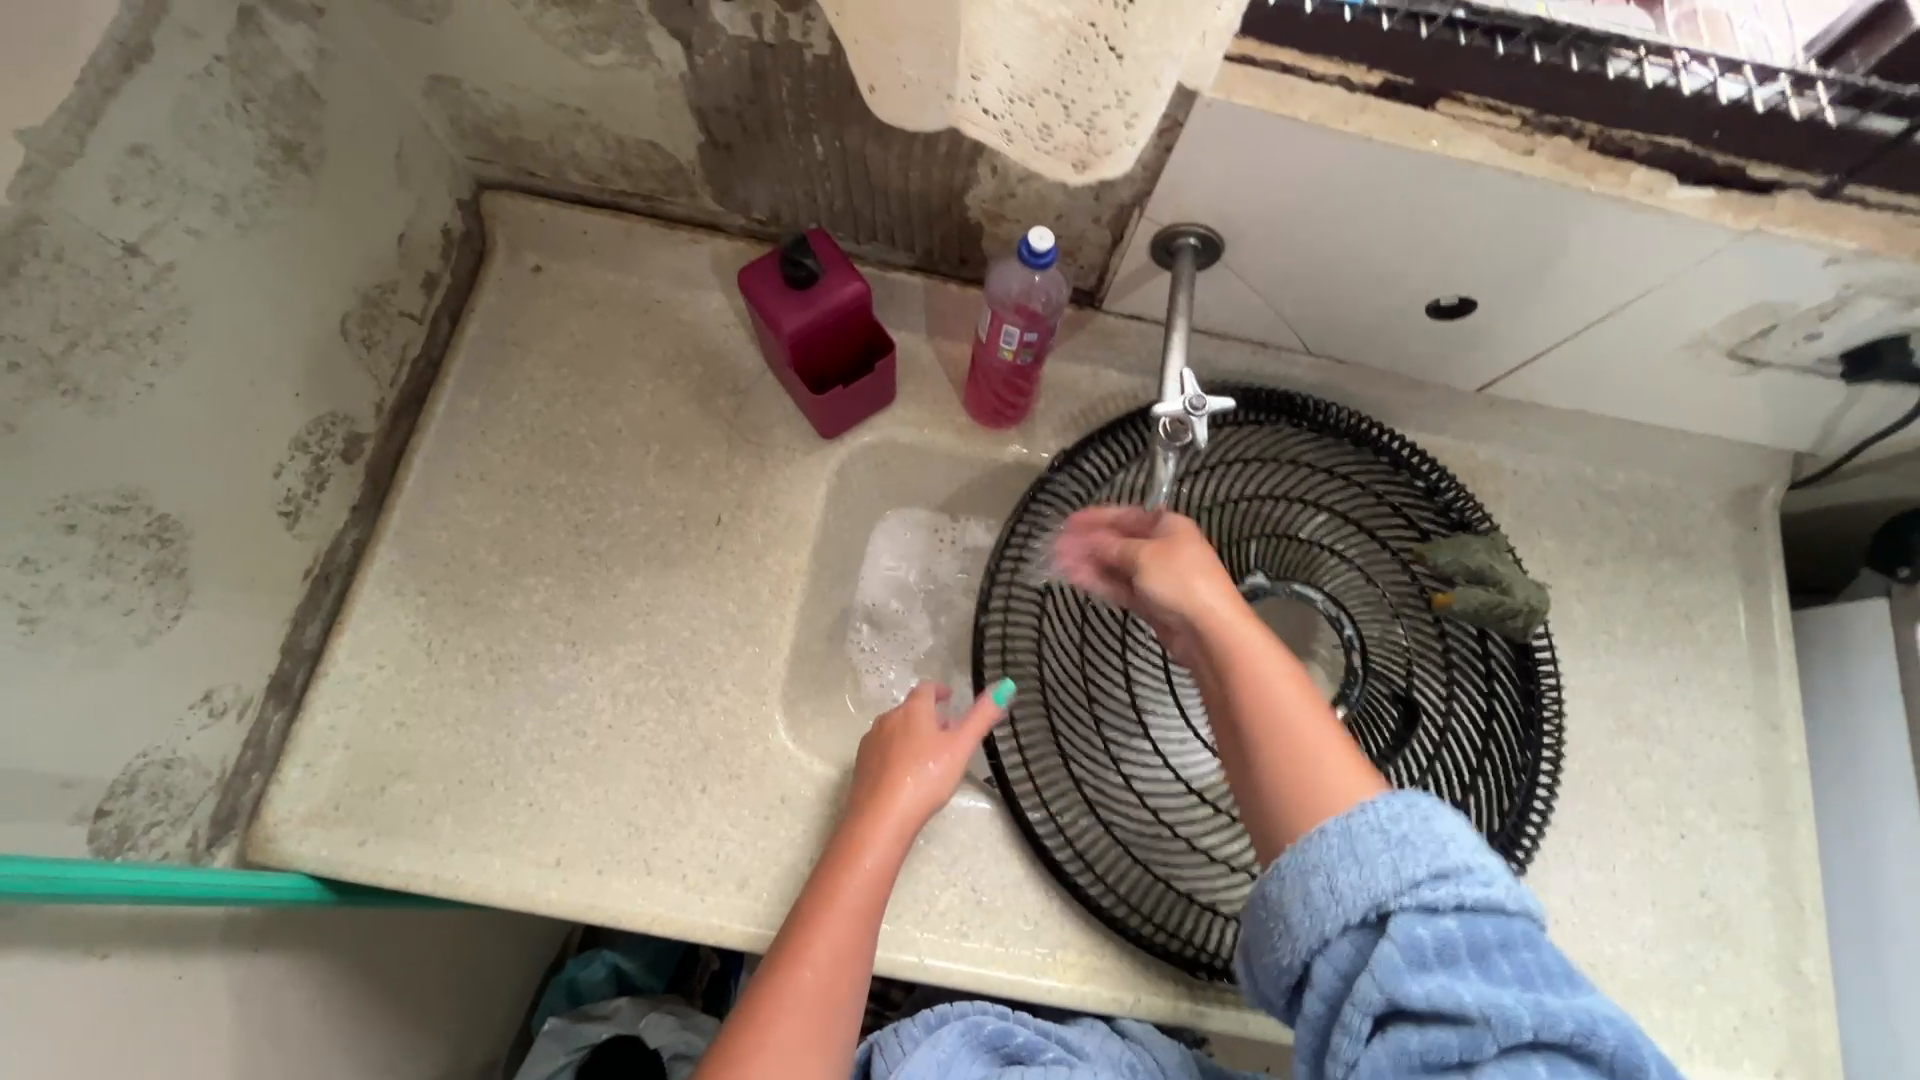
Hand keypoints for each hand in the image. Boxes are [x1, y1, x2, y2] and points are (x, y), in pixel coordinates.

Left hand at [844, 680, 1014, 837]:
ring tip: (928, 754)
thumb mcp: (961, 747)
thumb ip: (982, 717)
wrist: (880, 817)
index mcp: (912, 710)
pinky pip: (883, 751)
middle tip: (946, 732)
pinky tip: (906, 775)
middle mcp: (888, 720)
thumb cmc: (925, 777)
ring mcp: (871, 742)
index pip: (925, 689)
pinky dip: (897, 754)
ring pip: (895, 730)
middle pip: (910, 710)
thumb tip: (1006, 685)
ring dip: (912, 735)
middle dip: (928, 716)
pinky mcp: (861, 765)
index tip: (949, 697)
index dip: (939, 690)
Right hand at [1050, 507, 1245, 667]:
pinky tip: (1075, 578)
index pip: (1126, 516)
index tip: (1068, 522)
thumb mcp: (1143, 556)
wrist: (1209, 630)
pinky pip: (1119, 587)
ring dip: (1088, 563)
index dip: (1096, 518)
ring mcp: (1155, 577)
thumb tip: (1086, 541)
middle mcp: (1161, 548)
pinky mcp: (1149, 602)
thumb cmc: (1180, 581)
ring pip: (1115, 566)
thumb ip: (1110, 547)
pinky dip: (1098, 582)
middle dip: (1087, 543)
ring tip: (1057, 563)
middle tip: (1057, 546)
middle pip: (1118, 542)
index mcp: (1167, 526)